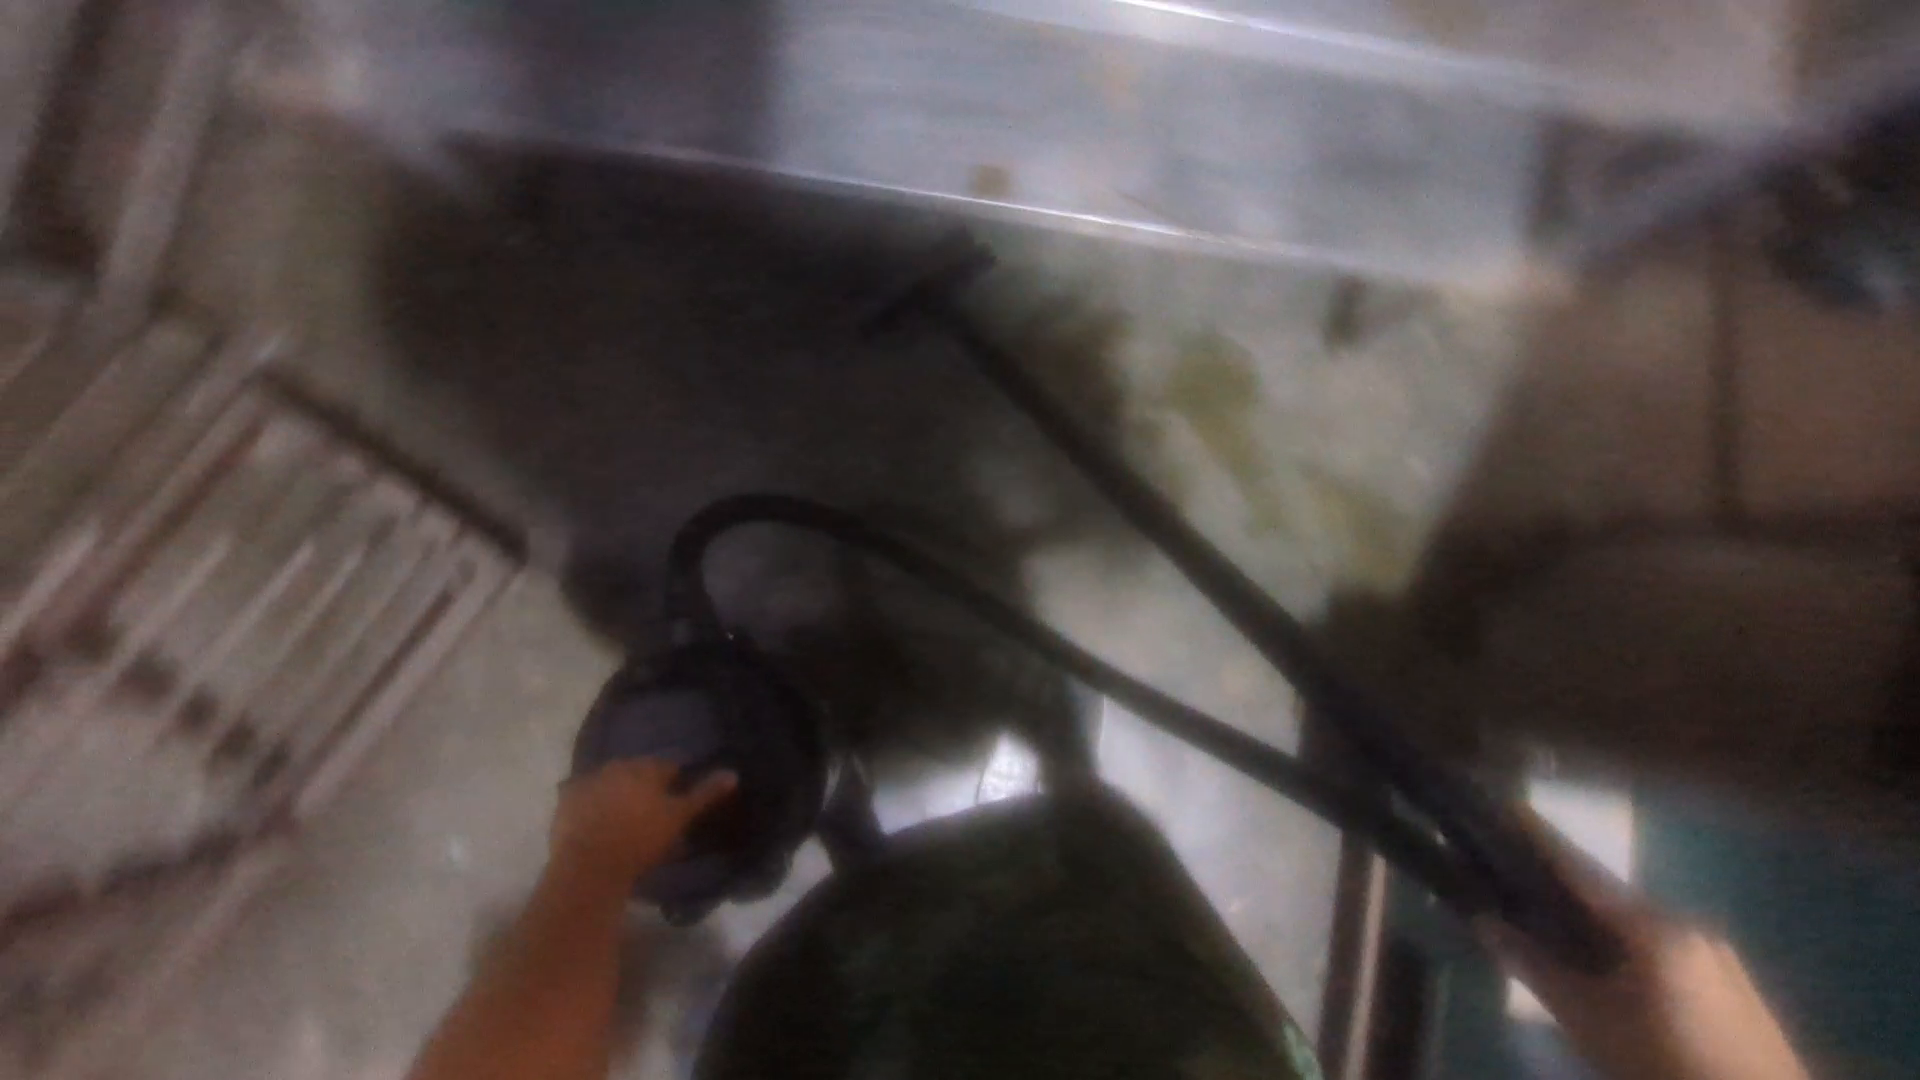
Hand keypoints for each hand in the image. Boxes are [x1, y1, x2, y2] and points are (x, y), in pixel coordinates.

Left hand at [550, 760, 737, 885]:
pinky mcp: (565, 801)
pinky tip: (596, 822)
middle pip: (637, 772)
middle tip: (651, 813)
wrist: (588, 868)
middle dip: (645, 786)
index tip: (676, 804)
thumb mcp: (679, 818)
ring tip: (623, 819)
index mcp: (645, 767)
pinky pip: (583, 796)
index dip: (675, 784)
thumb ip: (705, 794)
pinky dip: (591, 804)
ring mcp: (587, 781)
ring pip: (610, 782)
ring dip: (618, 793)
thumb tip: (733, 773)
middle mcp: (615, 766)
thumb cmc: (640, 840)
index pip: (668, 767)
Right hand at [1477, 820, 1808, 1079]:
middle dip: (1561, 885)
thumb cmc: (1663, 1063)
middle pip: (1607, 894)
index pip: (1580, 868)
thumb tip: (1482, 921)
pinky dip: (1623, 943)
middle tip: (1517, 880)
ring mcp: (1719, 956)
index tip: (1507, 806)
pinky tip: (1605, 965)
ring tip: (1553, 924)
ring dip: (1593, 919)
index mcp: (1652, 925)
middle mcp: (1688, 925)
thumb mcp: (1585, 1019)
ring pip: (1635, 922)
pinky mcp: (1736, 987)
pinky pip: (1662, 946)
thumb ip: (1532, 965)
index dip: (1539, 837)